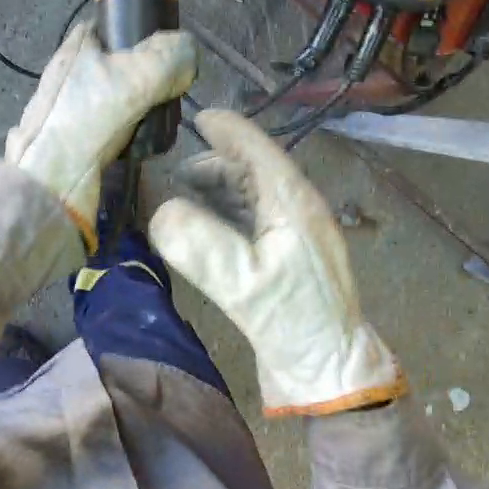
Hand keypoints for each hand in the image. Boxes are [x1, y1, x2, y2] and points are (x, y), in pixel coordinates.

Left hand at [4, 21, 196, 249]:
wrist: (49, 186)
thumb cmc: (87, 122)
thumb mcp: (137, 79)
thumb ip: (169, 58)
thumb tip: (188, 53)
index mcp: (75, 48)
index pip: (111, 25)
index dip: (139, 31)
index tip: (166, 49)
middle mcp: (68, 75)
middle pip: (119, 65)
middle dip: (146, 79)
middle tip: (170, 93)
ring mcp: (68, 112)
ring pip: (118, 100)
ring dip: (140, 111)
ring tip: (160, 123)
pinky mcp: (73, 145)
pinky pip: (111, 131)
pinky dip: (129, 136)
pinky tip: (142, 146)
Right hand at [150, 110, 405, 416]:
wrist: (328, 372)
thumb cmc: (290, 320)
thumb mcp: (240, 282)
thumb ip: (197, 242)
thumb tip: (160, 211)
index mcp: (294, 205)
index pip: (259, 152)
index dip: (229, 131)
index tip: (200, 117)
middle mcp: (299, 212)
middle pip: (255, 172)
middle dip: (216, 164)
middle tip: (177, 171)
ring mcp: (297, 238)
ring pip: (255, 196)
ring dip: (221, 189)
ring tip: (186, 195)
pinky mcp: (289, 262)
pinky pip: (255, 220)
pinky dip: (228, 213)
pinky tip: (207, 226)